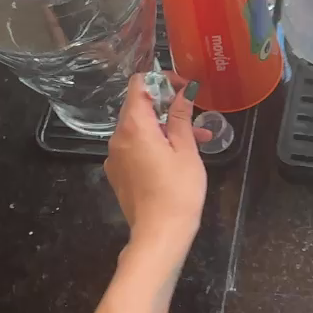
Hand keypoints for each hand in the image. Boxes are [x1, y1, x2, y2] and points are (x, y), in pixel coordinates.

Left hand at [103, 73, 211, 262]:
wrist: (160, 233)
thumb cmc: (178, 189)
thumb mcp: (186, 149)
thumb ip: (181, 116)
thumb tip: (183, 91)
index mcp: (134, 126)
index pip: (139, 85)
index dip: (161, 80)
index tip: (184, 87)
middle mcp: (117, 137)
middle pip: (138, 107)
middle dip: (167, 104)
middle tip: (195, 112)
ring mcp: (114, 157)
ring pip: (139, 129)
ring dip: (166, 126)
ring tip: (198, 137)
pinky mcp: (117, 173)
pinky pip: (135, 147)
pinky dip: (155, 143)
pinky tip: (178, 156)